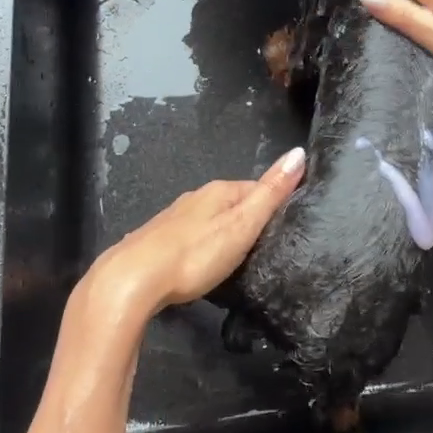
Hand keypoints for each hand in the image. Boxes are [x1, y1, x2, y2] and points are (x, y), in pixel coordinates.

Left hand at [83, 148, 306, 318]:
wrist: (133, 279)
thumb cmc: (195, 253)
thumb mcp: (242, 225)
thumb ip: (270, 192)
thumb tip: (299, 152)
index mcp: (218, 191)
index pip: (256, 188)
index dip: (274, 204)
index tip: (289, 225)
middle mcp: (196, 198)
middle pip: (232, 203)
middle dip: (249, 219)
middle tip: (267, 247)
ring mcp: (174, 218)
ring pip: (210, 220)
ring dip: (225, 233)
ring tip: (240, 259)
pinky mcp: (159, 241)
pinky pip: (192, 237)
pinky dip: (204, 246)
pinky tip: (205, 264)